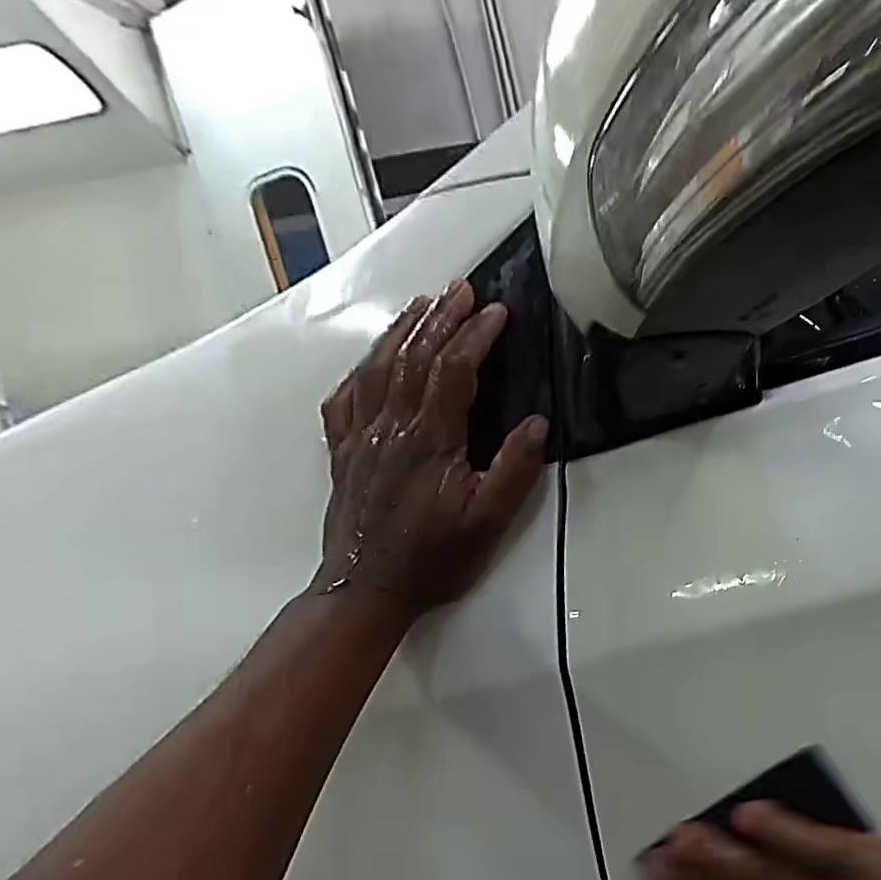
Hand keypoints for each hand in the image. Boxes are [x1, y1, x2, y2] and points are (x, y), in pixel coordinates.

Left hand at [313, 281, 547, 622]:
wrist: (367, 590)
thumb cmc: (432, 558)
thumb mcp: (489, 521)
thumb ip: (514, 469)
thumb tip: (536, 424)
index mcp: (430, 439)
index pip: (453, 370)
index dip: (476, 335)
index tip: (497, 311)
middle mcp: (392, 428)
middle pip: (415, 356)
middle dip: (440, 317)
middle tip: (460, 289)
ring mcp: (362, 437)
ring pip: (379, 368)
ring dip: (403, 331)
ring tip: (422, 304)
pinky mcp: (345, 453)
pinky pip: (346, 398)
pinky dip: (361, 370)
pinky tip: (371, 360)